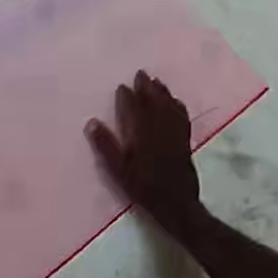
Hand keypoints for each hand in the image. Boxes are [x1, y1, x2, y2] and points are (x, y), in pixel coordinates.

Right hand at [85, 70, 204, 234]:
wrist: (176, 204)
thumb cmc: (143, 187)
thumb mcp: (118, 170)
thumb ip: (105, 145)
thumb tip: (92, 122)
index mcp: (140, 133)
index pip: (133, 108)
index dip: (127, 96)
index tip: (123, 86)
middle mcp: (158, 128)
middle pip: (153, 102)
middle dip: (146, 87)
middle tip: (141, 73)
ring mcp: (174, 133)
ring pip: (168, 106)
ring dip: (162, 92)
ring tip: (157, 81)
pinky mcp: (185, 141)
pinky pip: (182, 117)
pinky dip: (178, 106)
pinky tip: (176, 101)